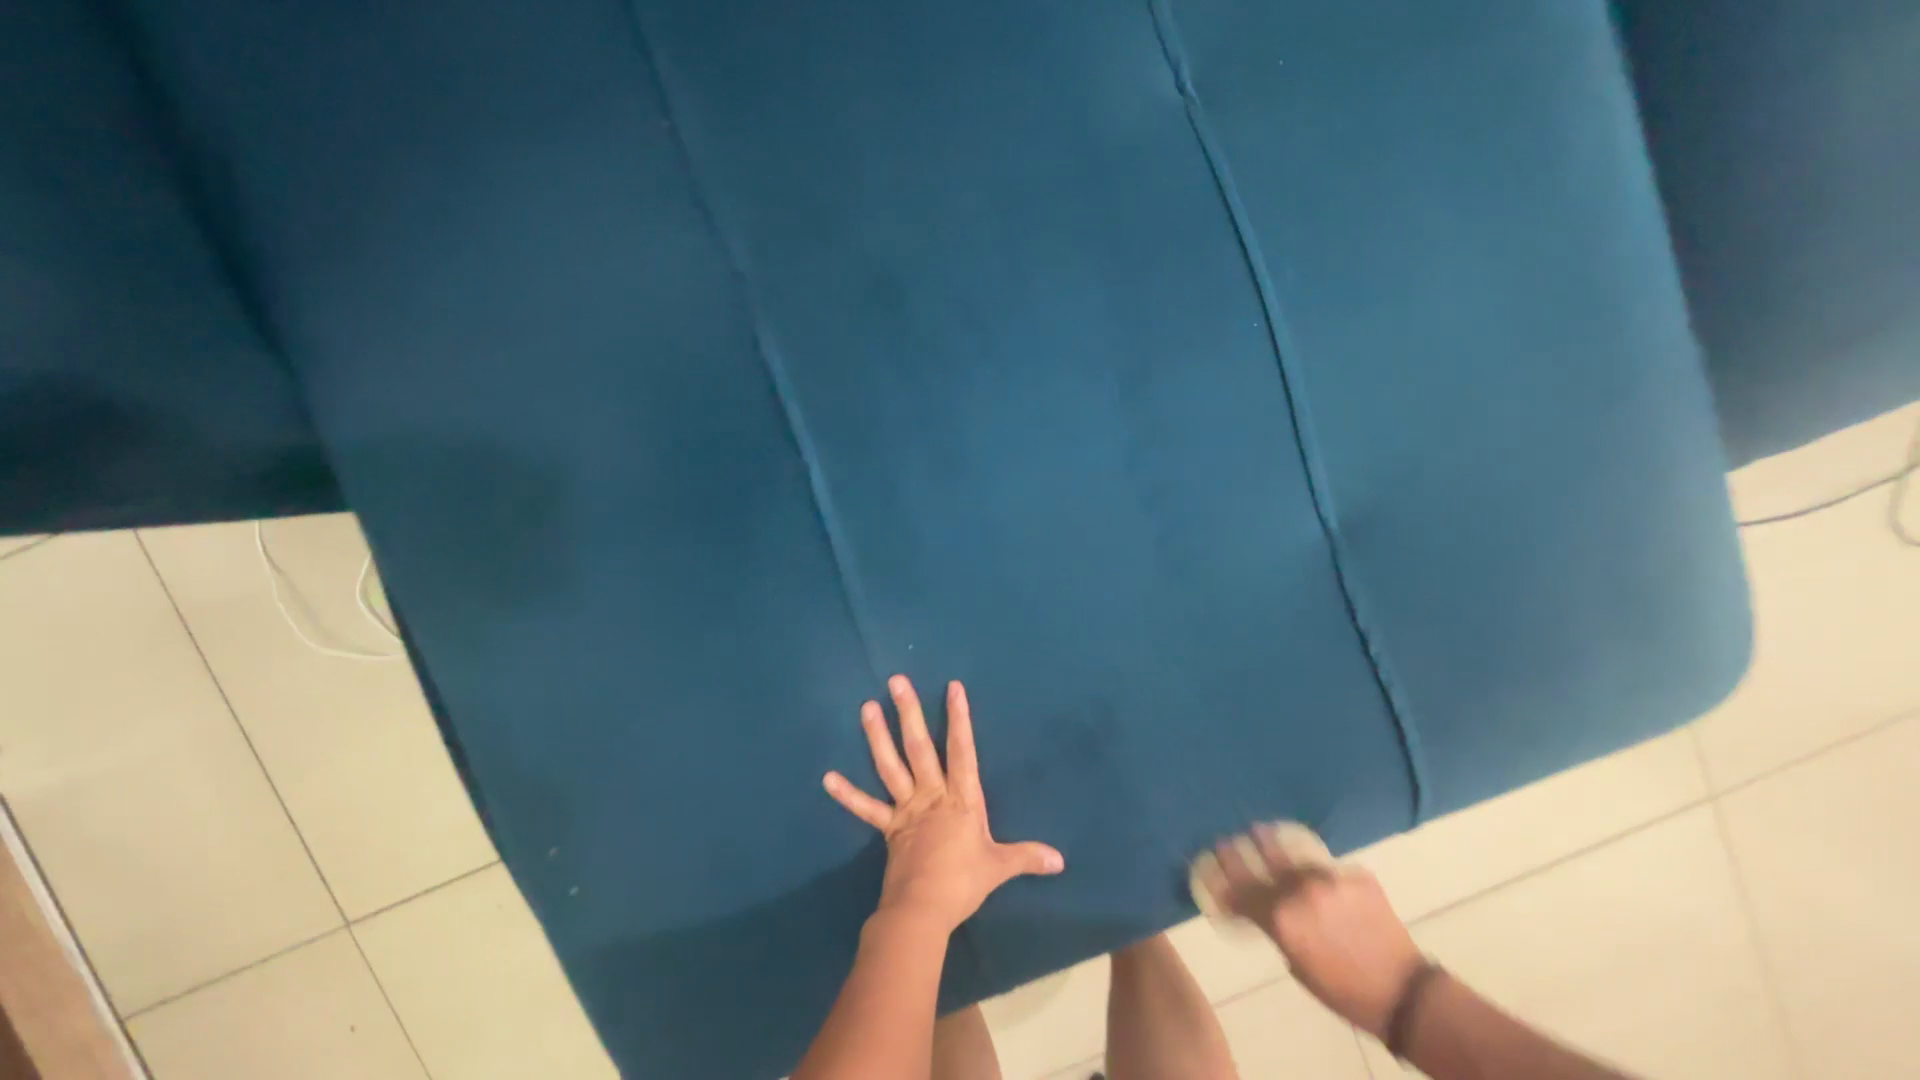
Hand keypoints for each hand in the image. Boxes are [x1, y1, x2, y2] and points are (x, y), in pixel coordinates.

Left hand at [824, 676, 1064, 934]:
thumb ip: (1027, 857)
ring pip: (890, 766)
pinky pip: (865, 809)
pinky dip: (847, 794)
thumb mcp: (1000, 867)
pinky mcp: (888, 829)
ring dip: (877, 736)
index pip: (961, 750)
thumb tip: (1059, 860)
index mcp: (961, 799)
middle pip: (919, 747)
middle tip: (896, 681)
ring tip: (866, 707)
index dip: (958, 718)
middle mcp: (931, 795)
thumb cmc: (963, 883)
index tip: (952, 686)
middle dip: (908, 712)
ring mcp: (906, 810)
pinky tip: (828, 778)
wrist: (922, 909)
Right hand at [1199, 824, 1424, 1038]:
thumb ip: (1274, 928)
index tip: (1209, 865)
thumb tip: (1258, 909)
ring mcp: (1331, 878)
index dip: (1222, 878)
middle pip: (1261, 860)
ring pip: (1294, 854)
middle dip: (1239, 851)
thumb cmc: (1342, 990)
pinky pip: (1326, 866)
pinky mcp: (1356, 875)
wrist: (1402, 992)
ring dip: (1273, 844)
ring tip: (1260, 833)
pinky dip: (1315, 869)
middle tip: (1227, 842)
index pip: (1240, 890)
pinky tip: (1312, 869)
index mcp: (1281, 917)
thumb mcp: (1295, 964)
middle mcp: (1301, 890)